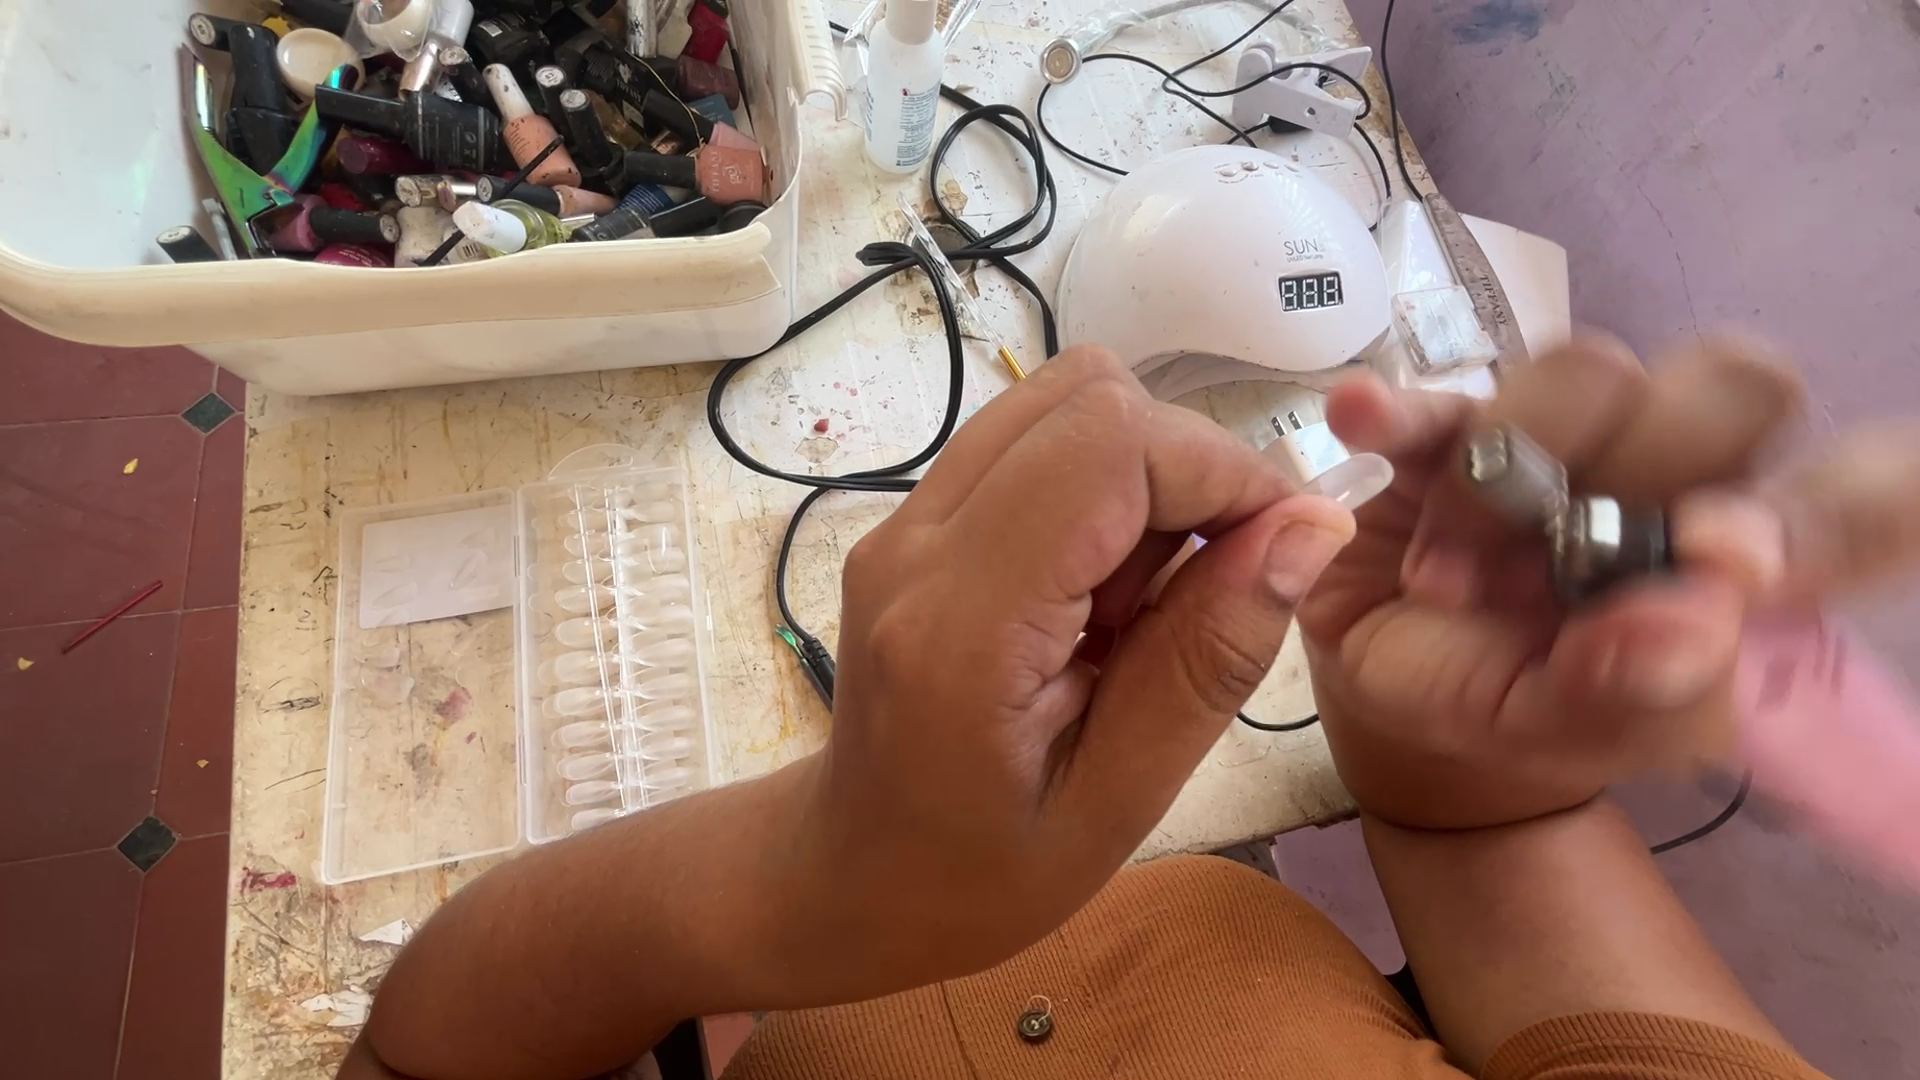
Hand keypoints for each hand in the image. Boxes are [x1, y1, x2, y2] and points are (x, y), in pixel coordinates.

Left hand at [792, 346, 1357, 986]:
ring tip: (1138, 594)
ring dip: (1138, 472)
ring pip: (1057, 402)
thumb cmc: (980, 872)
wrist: (852, 864)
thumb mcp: (1119, 801)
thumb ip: (1208, 659)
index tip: (1280, 543)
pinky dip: (1094, 484)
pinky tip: (1092, 581)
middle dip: (1183, 464)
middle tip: (1200, 582)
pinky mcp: (909, 520)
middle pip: (1084, 397)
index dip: (1220, 467)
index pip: (1107, 444)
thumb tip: (1309, 529)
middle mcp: (914, 542)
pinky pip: (1027, 442)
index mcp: (960, 624)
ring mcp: (900, 521)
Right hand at [1298, 335, 1807, 828]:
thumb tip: (1692, 617)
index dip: (1827, 508)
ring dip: (1494, 489)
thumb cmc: (1489, 705)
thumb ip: (1641, 698)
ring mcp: (1537, 442)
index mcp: (1725, 556)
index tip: (1721, 565)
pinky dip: (1397, 407)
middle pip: (1730, 389)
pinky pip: (1427, 398)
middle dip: (1645, 471)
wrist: (1380, 688)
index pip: (1864, 490)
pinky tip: (1357, 416)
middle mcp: (1655, 476)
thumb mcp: (1562, 730)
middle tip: (1554, 567)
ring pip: (1581, 378)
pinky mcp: (1432, 435)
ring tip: (1435, 581)